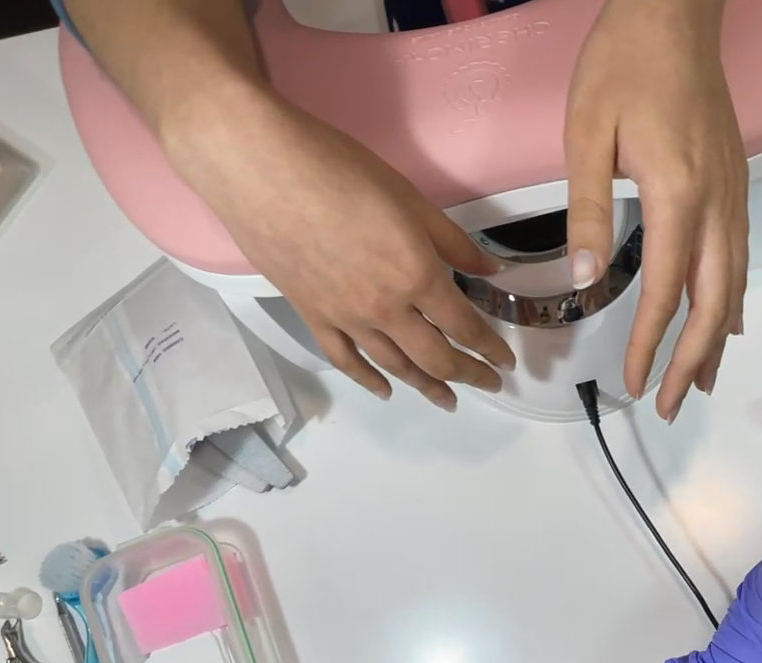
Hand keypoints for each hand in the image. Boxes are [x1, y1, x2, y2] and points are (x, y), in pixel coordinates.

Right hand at [175, 92, 515, 411]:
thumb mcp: (412, 200)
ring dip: (426, 386)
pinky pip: (346, 359)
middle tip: (488, 384)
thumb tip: (491, 272)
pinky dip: (368, 379)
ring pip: (395, 366)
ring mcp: (346, 318)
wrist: (255, 163)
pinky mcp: (312, 315)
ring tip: (448, 400)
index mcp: (417, 278)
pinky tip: (385, 391)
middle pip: (436, 357)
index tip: (505, 361)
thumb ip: (454, 244)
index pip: (465, 327)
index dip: (490, 348)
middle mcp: (386, 309)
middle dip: (468, 375)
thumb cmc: (338, 169)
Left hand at [565, 0, 748, 420]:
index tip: (634, 384)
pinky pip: (739, 264)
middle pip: (712, 306)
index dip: (648, 345)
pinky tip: (727, 328)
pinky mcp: (735, 191)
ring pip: (732, 290)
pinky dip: (731, 306)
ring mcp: (732, 200)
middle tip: (670, 405)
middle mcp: (715, 208)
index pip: (662, 293)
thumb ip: (588, 210)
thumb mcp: (586, 134)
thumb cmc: (624, 64)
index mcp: (676, 197)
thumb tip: (584, 278)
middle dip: (690, 362)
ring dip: (716, 344)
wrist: (675, 12)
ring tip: (699, 383)